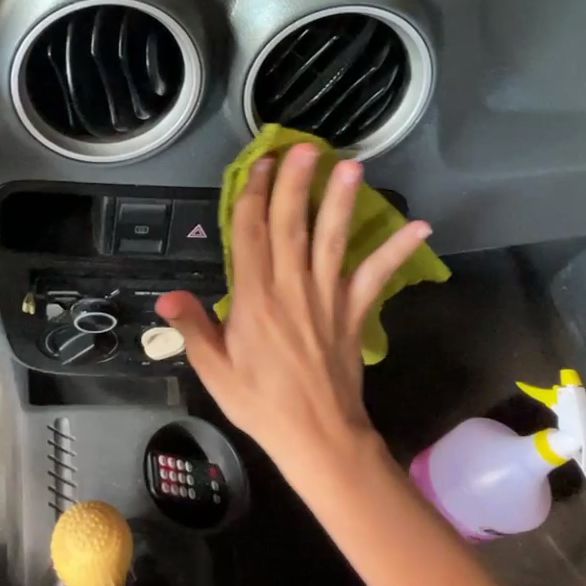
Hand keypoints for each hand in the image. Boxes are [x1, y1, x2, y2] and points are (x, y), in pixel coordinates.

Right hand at [155, 143, 433, 475]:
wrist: (317, 438)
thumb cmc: (260, 403)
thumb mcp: (214, 369)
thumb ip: (193, 327)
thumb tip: (166, 297)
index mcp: (254, 297)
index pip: (251, 233)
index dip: (253, 195)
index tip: (259, 164)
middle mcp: (291, 287)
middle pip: (291, 225)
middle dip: (296, 183)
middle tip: (304, 147)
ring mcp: (327, 297)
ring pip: (333, 240)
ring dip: (342, 201)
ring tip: (352, 167)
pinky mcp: (355, 312)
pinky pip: (376, 276)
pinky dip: (396, 251)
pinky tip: (420, 227)